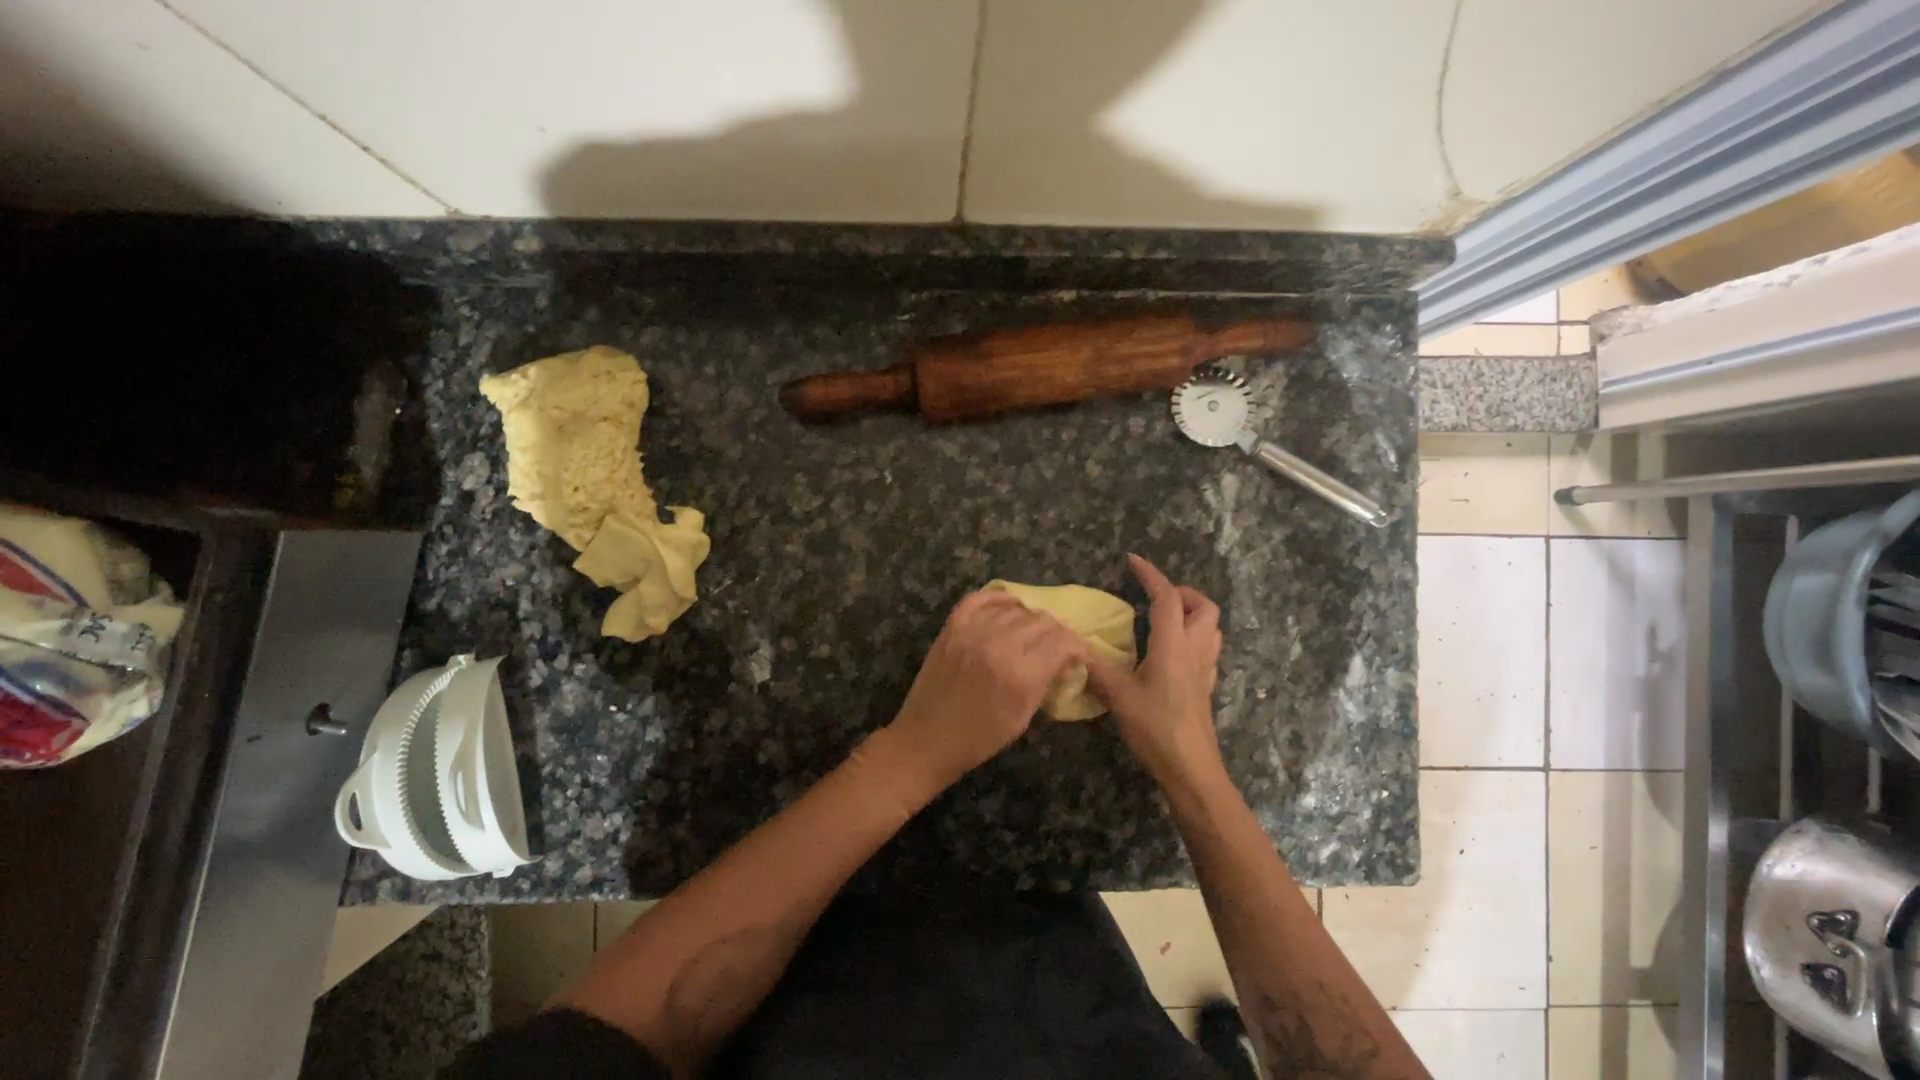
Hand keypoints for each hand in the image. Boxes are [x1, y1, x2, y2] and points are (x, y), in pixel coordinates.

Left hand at [878, 591, 1090, 796]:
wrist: (927, 739)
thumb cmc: (980, 738)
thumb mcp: (1023, 717)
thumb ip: (1046, 681)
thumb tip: (1064, 660)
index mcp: (1021, 674)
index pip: (1063, 641)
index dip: (1077, 647)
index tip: (1077, 656)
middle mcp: (999, 644)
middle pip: (1043, 621)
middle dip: (1057, 634)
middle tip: (1056, 647)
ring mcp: (972, 631)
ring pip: (1016, 608)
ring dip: (1030, 619)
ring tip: (1031, 634)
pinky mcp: (952, 626)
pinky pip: (981, 599)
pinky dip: (999, 601)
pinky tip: (1009, 610)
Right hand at [1084, 554, 1226, 789]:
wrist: (1191, 769)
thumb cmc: (1155, 728)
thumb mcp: (1118, 696)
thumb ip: (1094, 667)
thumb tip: (1069, 644)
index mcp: (1173, 645)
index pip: (1166, 598)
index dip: (1151, 575)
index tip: (1133, 561)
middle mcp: (1195, 651)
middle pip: (1204, 607)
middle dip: (1182, 594)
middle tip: (1155, 598)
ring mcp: (1205, 671)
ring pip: (1211, 629)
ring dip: (1192, 615)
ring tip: (1164, 621)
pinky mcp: (1206, 690)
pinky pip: (1208, 651)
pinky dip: (1194, 640)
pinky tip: (1172, 655)